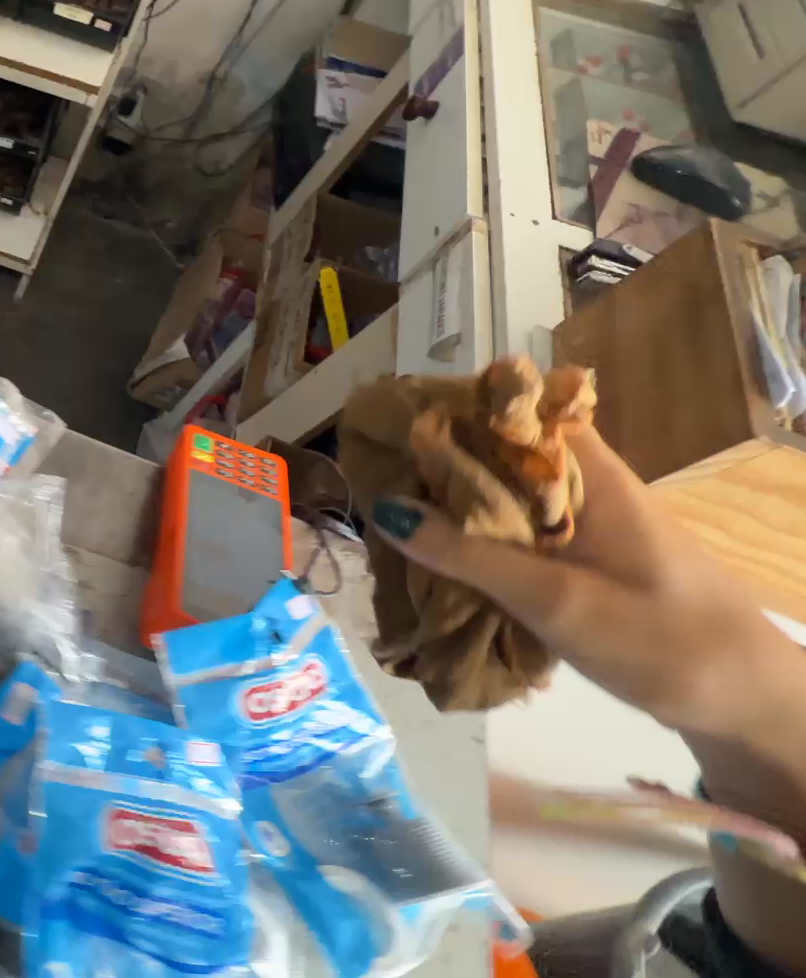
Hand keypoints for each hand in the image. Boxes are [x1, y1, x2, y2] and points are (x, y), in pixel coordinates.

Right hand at [371, 423, 805, 973]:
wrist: (753, 712)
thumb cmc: (664, 643)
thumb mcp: (556, 599)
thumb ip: (469, 554)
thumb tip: (386, 507)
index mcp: (594, 482)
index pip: (521, 419)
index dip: (459, 412)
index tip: (395, 423)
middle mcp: (586, 495)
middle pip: (501, 458)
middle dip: (437, 464)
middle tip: (371, 477)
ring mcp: (583, 531)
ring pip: (501, 500)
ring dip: (448, 507)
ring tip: (384, 515)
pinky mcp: (577, 566)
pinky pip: (509, 537)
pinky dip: (469, 540)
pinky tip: (431, 556)